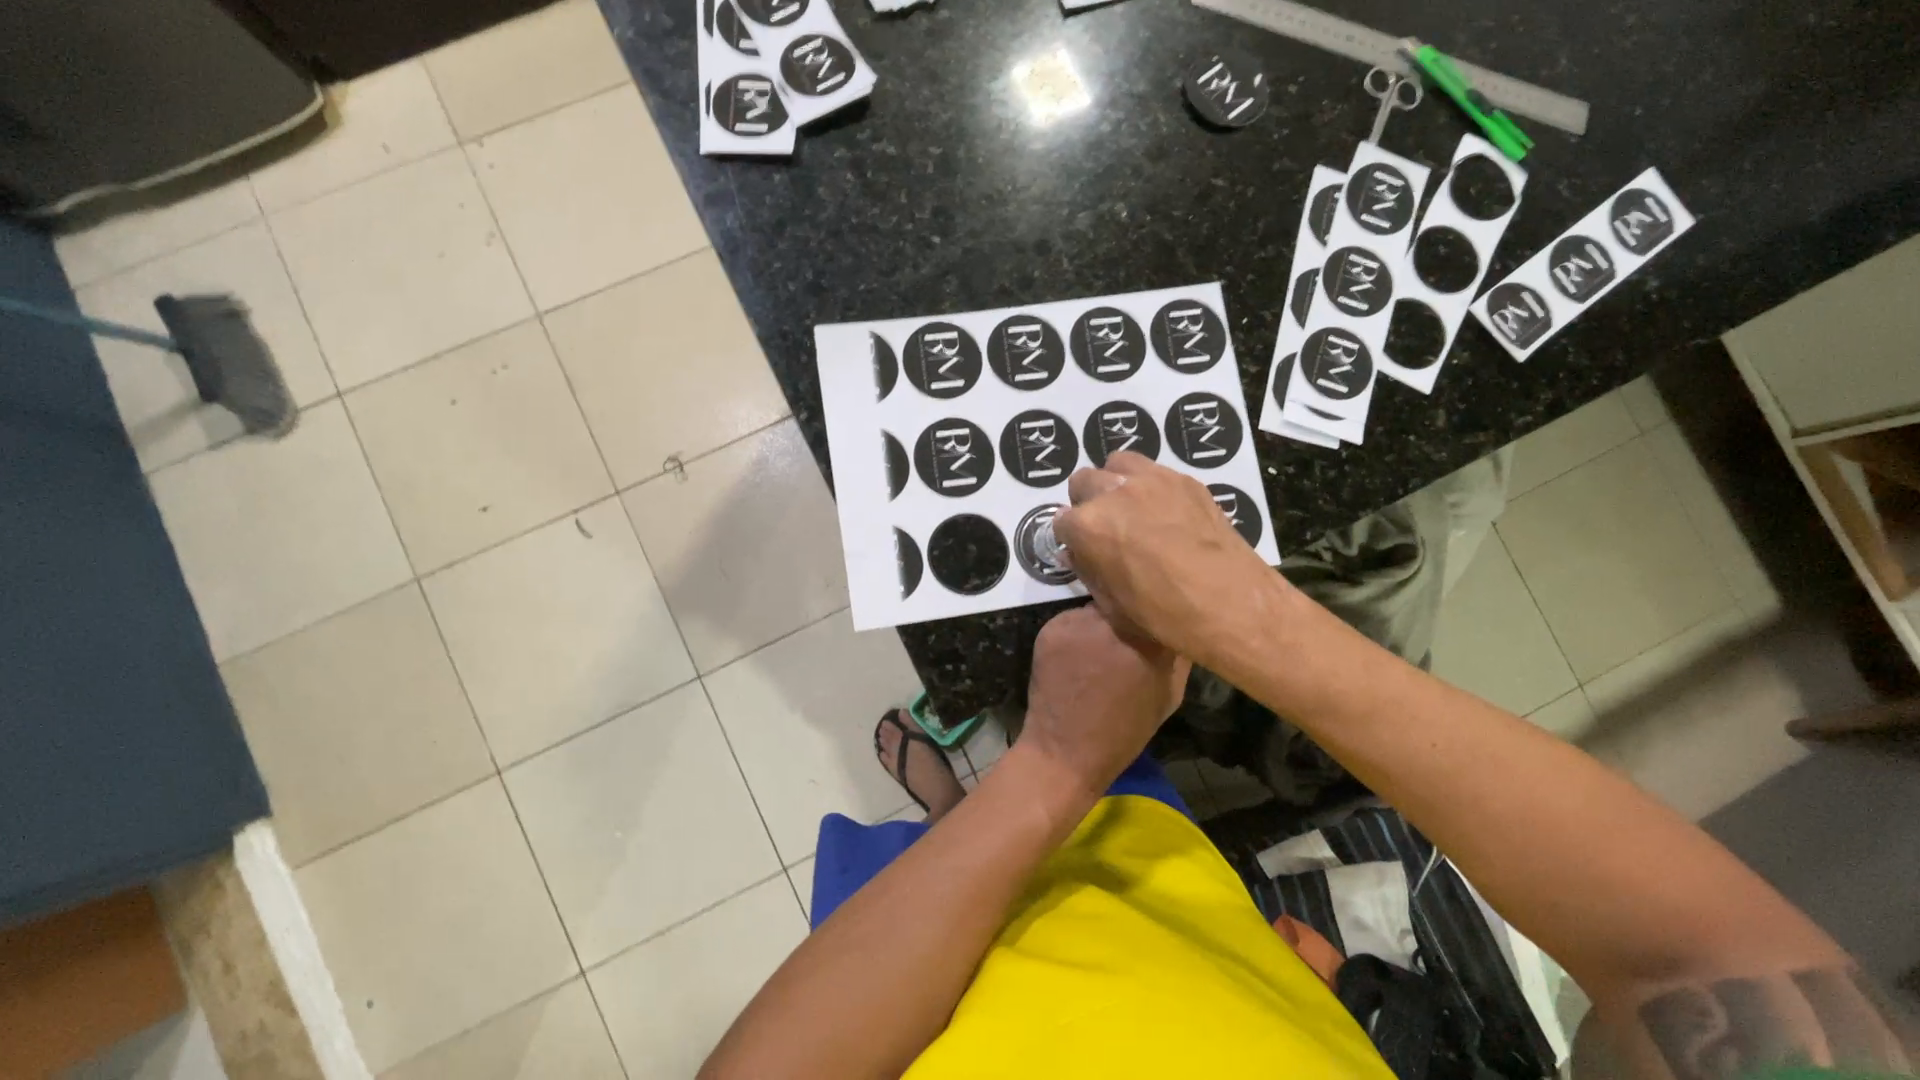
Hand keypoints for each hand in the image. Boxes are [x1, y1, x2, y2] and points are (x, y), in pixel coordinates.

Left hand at [1021, 605, 1190, 799]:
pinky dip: (1078, 632)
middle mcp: (1113, 624)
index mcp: (1149, 642)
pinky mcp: (1051, 629)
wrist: (1065, 752)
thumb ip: (1179, 656)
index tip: (1162, 620)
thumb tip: (1182, 622)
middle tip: (1130, 636)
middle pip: (1127, 603)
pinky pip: (1072, 620)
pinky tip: (1079, 658)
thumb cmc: (1125, 731)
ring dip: (1103, 623)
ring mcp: (1078, 624)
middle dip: (1130, 616)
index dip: (1161, 611)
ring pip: (1098, 610)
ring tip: (1102, 652)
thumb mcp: (1169, 696)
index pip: (1161, 606)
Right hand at [1052, 451, 1286, 665]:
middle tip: (1103, 528)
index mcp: (1089, 526)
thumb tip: (1076, 555)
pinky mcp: (1185, 480)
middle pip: (1083, 481)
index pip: (1060, 522)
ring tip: (1130, 509)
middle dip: (1086, 502)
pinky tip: (1164, 512)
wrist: (1231, 605)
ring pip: (1118, 463)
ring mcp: (1152, 480)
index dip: (1069, 538)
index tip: (1081, 549)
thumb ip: (1088, 572)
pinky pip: (1155, 471)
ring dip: (1116, 482)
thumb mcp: (1113, 606)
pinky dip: (1149, 486)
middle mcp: (1115, 493)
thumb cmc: (1165, 616)